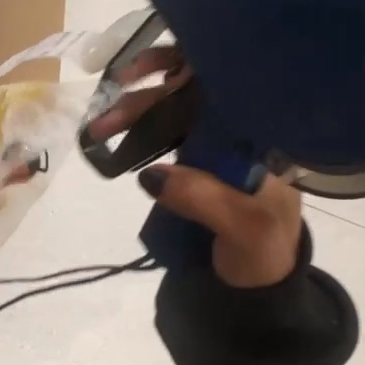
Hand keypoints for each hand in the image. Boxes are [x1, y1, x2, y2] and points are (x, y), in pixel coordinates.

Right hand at [87, 47, 303, 288]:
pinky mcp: (195, 168)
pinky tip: (114, 135)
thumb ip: (203, 199)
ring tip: (98, 128)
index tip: (149, 71)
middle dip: (146, 98)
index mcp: (266, 139)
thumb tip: (151, 174)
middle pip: (192, 97)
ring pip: (172, 115)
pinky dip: (138, 132)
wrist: (255, 296)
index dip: (188, 69)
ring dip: (134, 114)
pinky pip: (165, 138)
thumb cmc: (264, 257)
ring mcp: (215, 151)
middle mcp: (242, 134)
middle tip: (106, 116)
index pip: (228, 86)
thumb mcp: (244, 230)